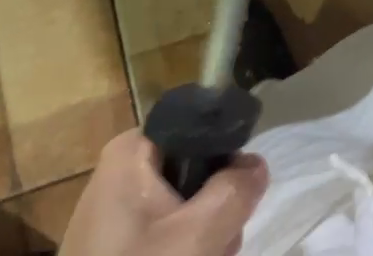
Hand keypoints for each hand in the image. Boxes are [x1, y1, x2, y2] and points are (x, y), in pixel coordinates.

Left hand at [60, 129, 267, 255]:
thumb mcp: (195, 238)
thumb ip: (234, 194)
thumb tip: (255, 163)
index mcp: (133, 151)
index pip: (198, 129)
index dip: (226, 159)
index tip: (235, 199)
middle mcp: (122, 170)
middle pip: (195, 171)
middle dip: (215, 211)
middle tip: (216, 247)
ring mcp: (117, 210)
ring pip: (185, 207)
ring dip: (204, 238)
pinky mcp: (117, 244)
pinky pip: (165, 233)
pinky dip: (183, 251)